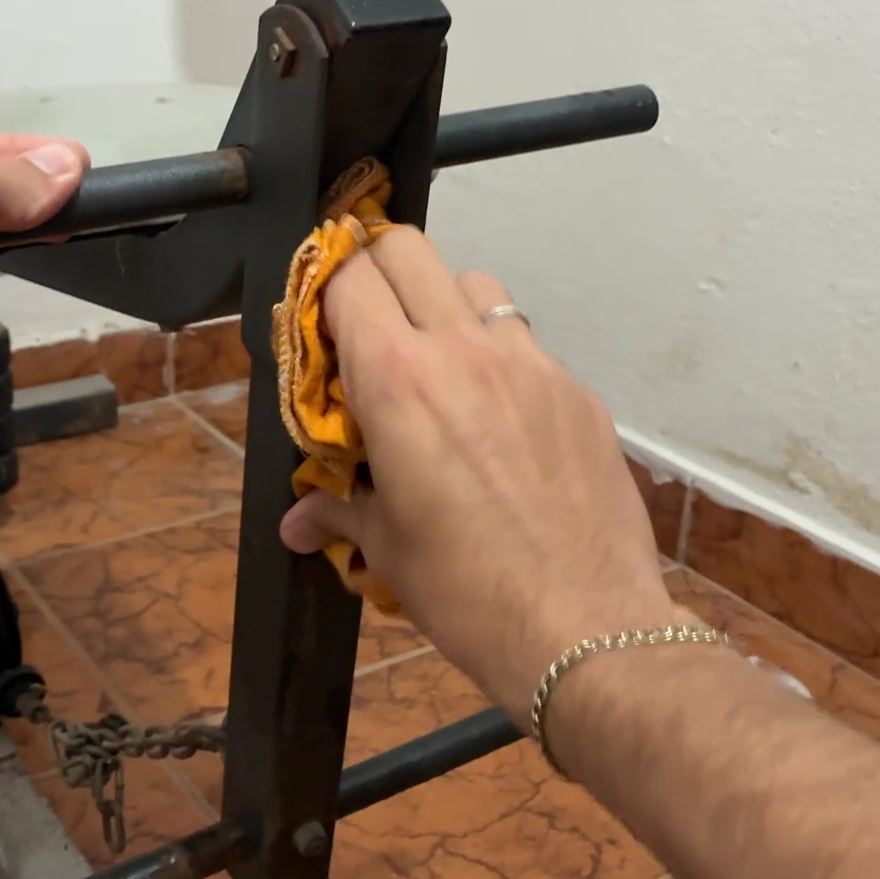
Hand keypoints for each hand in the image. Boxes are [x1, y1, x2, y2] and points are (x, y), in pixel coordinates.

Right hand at [278, 228, 679, 715]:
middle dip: (377, 269)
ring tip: (441, 362)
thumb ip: (336, 510)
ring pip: (475, 284)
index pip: (348, 280)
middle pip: (408, 250)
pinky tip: (503, 417)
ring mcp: (529, 362)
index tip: (321, 322)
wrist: (583, 628)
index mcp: (397, 379)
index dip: (325, 289)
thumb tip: (296, 523)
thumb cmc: (463, 588)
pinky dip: (499, 355)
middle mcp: (462, 349)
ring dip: (444, 305)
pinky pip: (526, 341)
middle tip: (370, 321)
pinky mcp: (576, 389)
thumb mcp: (385, 545)